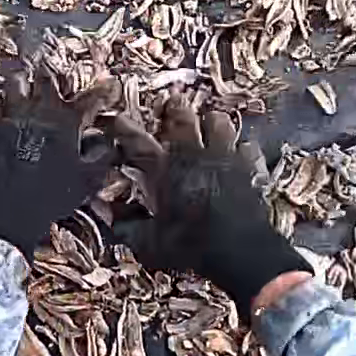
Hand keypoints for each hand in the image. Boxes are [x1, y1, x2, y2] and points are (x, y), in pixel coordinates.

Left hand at [0, 72, 118, 258]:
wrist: (6, 212)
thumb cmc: (50, 198)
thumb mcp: (87, 181)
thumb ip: (102, 156)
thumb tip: (108, 139)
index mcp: (65, 123)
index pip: (90, 99)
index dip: (103, 90)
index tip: (111, 83)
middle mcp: (38, 112)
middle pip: (47, 78)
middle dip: (54, 72)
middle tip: (55, 70)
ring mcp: (11, 117)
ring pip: (16, 83)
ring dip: (23, 79)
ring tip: (25, 78)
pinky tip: (0, 103)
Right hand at [110, 96, 305, 306]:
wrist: (244, 252)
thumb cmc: (192, 247)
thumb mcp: (150, 243)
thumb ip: (127, 226)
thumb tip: (104, 214)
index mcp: (166, 171)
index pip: (138, 143)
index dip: (125, 129)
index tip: (117, 118)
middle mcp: (194, 156)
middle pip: (183, 118)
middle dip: (175, 109)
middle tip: (173, 103)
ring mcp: (226, 158)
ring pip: (220, 123)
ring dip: (212, 122)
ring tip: (209, 124)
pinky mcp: (251, 168)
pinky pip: (248, 147)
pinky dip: (242, 149)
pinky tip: (240, 154)